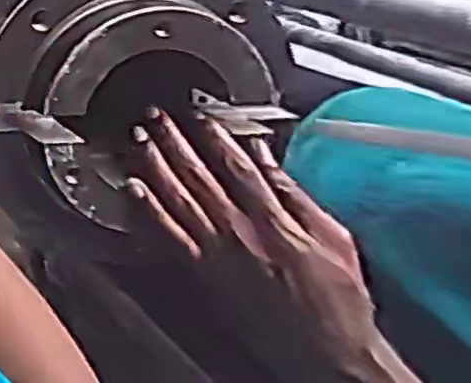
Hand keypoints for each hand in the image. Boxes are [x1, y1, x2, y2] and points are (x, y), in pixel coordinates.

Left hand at [130, 111, 417, 382]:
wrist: (332, 355)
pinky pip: (168, 232)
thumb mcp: (334, 241)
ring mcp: (217, 249)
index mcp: (275, 221)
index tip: (195, 114)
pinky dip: (147, 207)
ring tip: (137, 136)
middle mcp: (241, 230)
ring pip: (178, 195)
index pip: (237, 168)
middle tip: (153, 114)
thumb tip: (264, 154)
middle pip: (200, 175)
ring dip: (154, 162)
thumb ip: (295, 194)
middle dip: (173, 139)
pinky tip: (131, 185)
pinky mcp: (201, 268)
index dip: (213, 137)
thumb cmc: (339, 299)